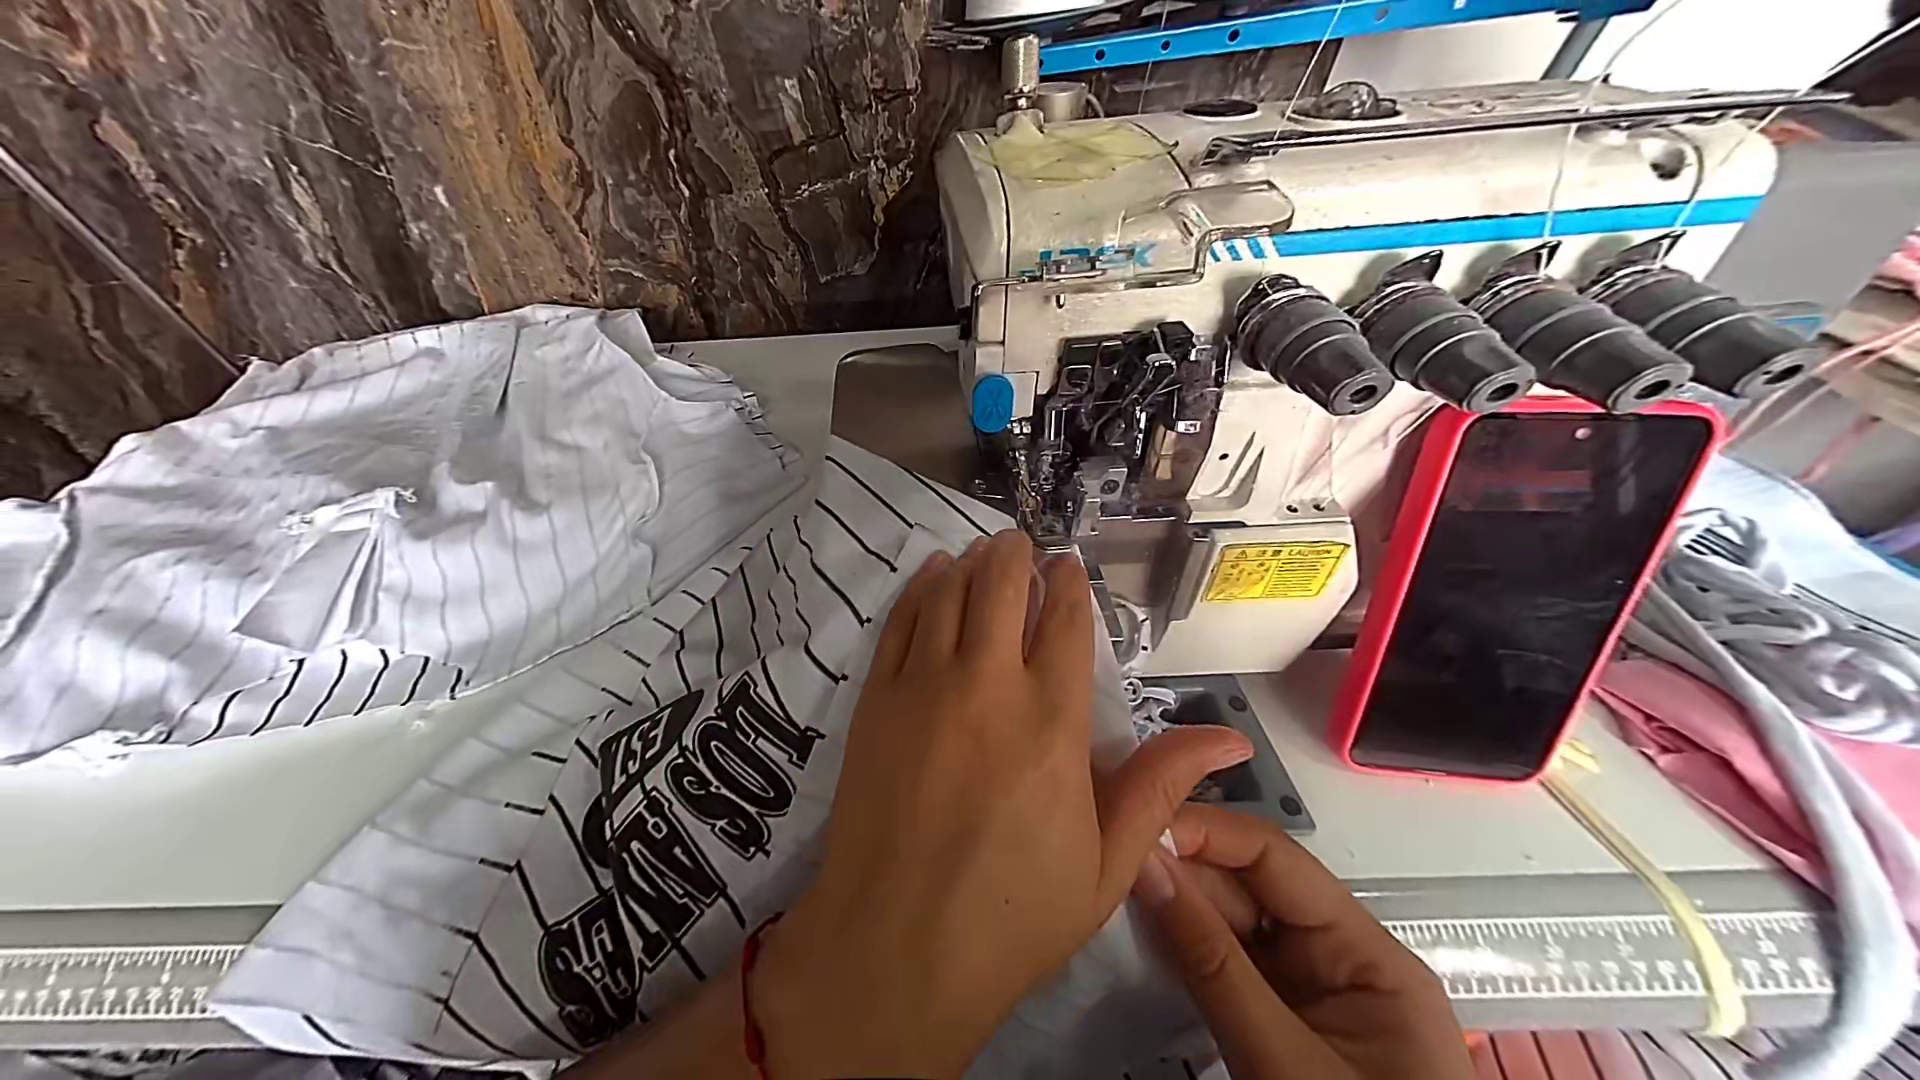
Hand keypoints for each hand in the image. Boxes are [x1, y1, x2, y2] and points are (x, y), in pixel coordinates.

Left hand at [753, 530, 1253, 1077]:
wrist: (894, 947)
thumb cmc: (1012, 913)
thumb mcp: (1108, 863)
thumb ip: (1161, 785)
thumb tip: (1230, 741)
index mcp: (1051, 720)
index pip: (1064, 621)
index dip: (1068, 584)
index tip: (1068, 566)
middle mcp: (986, 684)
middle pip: (1001, 585)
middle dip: (1015, 555)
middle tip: (1022, 543)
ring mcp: (922, 686)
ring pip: (948, 592)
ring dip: (970, 562)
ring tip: (982, 551)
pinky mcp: (875, 699)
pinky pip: (899, 621)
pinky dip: (920, 588)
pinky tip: (932, 575)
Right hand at [1134, 804, 1473, 1079]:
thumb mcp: (1284, 1065)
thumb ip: (1212, 961)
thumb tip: (1147, 866)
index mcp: (1368, 954)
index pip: (1277, 859)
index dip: (1208, 832)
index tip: (1139, 827)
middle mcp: (1339, 956)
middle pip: (1251, 886)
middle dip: (1184, 870)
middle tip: (1112, 859)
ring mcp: (1308, 989)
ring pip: (1232, 922)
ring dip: (1177, 906)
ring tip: (1116, 887)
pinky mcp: (1282, 1017)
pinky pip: (1228, 962)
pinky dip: (1185, 948)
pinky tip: (1143, 933)